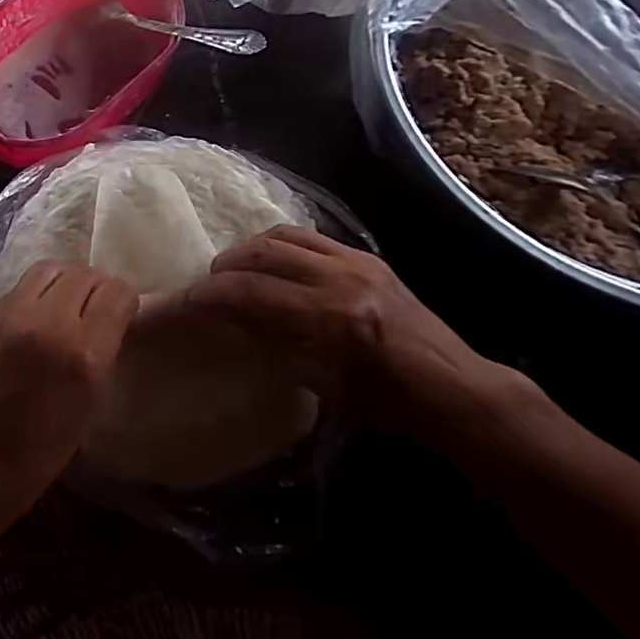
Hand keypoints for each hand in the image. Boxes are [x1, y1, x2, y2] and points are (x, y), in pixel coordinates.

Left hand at [0, 261, 137, 548]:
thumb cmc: (31, 463)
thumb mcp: (86, 412)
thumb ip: (100, 359)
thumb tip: (108, 327)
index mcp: (83, 355)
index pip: (118, 292)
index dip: (125, 303)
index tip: (123, 320)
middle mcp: (49, 323)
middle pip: (87, 273)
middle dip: (100, 288)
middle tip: (99, 312)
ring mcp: (11, 316)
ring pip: (54, 268)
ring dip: (69, 281)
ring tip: (70, 306)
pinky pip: (25, 285)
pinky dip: (42, 291)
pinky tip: (40, 317)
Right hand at [180, 225, 545, 443]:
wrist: (451, 386)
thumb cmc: (387, 402)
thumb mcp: (323, 383)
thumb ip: (275, 342)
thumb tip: (232, 318)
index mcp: (330, 317)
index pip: (253, 292)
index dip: (213, 294)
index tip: (189, 299)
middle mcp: (341, 278)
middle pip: (266, 252)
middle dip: (229, 264)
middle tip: (209, 281)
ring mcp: (357, 262)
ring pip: (288, 236)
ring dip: (254, 248)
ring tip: (237, 267)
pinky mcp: (369, 258)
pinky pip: (314, 238)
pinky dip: (284, 245)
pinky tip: (275, 262)